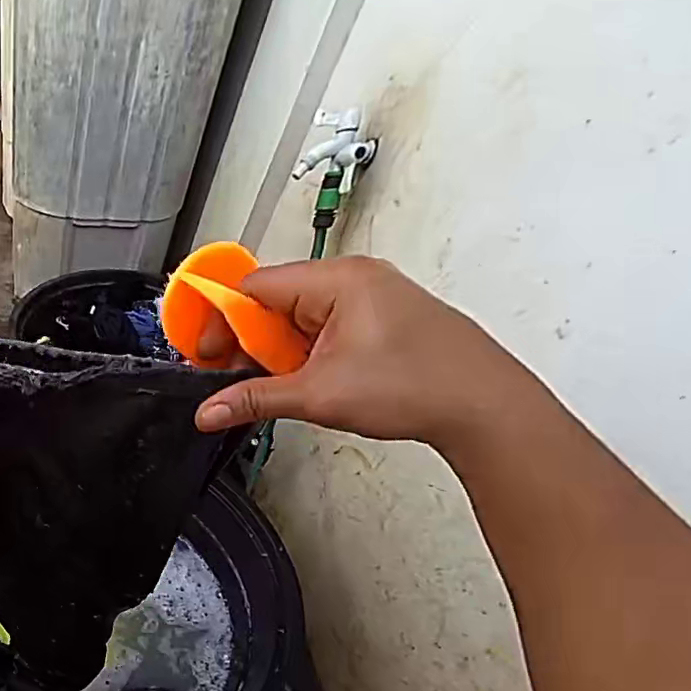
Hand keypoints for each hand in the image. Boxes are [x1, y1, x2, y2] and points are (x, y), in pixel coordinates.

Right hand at [191, 257, 545, 448]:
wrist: (482, 405)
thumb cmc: (421, 384)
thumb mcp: (316, 395)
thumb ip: (253, 400)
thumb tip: (210, 410)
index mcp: (337, 281)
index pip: (253, 286)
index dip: (223, 321)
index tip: (208, 353)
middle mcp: (351, 280)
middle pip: (270, 302)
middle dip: (248, 342)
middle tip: (238, 377)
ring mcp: (365, 299)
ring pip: (294, 319)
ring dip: (276, 353)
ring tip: (283, 385)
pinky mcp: (374, 321)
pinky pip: (318, 330)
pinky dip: (301, 355)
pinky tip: (306, 382)